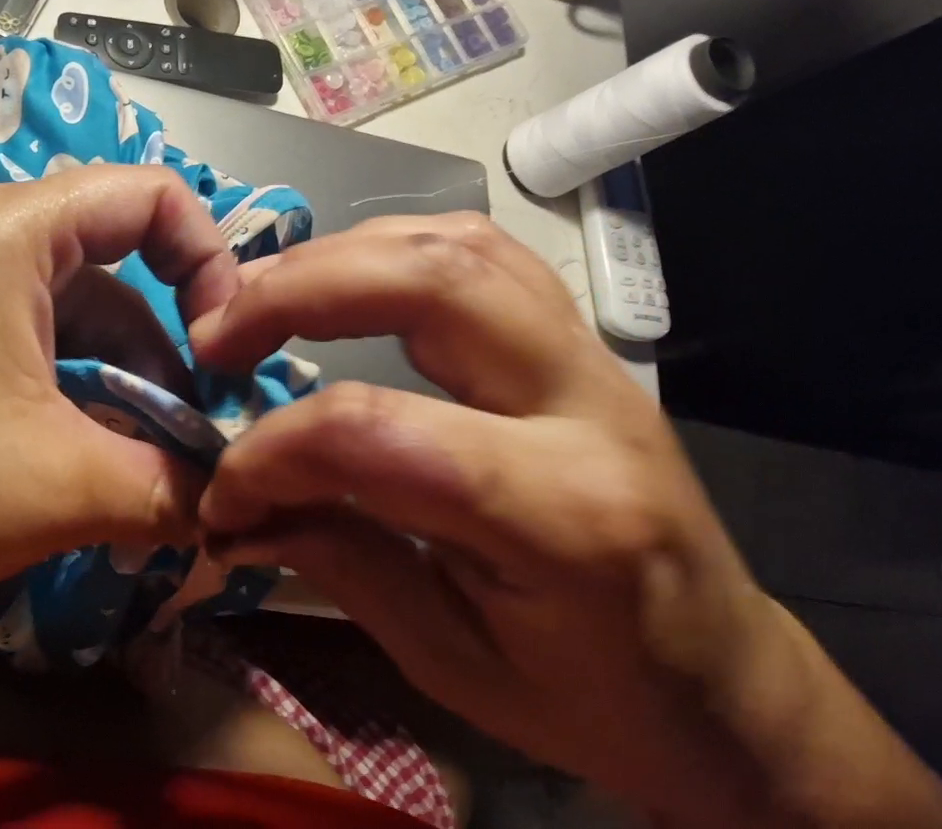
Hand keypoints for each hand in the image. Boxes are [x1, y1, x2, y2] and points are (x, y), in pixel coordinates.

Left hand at [0, 165, 241, 636]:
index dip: (213, 261)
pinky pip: (33, 347)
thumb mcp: (61, 487)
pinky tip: (93, 467)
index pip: (152, 195)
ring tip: (154, 470)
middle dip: (174, 347)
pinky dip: (76, 398)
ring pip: (77, 316)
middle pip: (119, 262)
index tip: (228, 352)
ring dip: (128, 386)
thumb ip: (172, 489)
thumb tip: (239, 507)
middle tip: (203, 433)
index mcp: (11, 234)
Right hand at [189, 215, 941, 827]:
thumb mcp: (448, 659)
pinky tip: (341, 277)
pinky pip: (485, 254)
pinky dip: (393, 248)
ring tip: (259, 296)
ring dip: (339, 255)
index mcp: (564, 516)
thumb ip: (336, 560)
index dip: (273, 451)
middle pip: (432, 286)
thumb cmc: (589, 694)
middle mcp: (588, 407)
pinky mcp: (581, 342)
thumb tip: (232, 506)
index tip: (223, 490)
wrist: (725, 681)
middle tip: (216, 334)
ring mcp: (593, 359)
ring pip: (459, 246)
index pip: (378, 434)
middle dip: (298, 292)